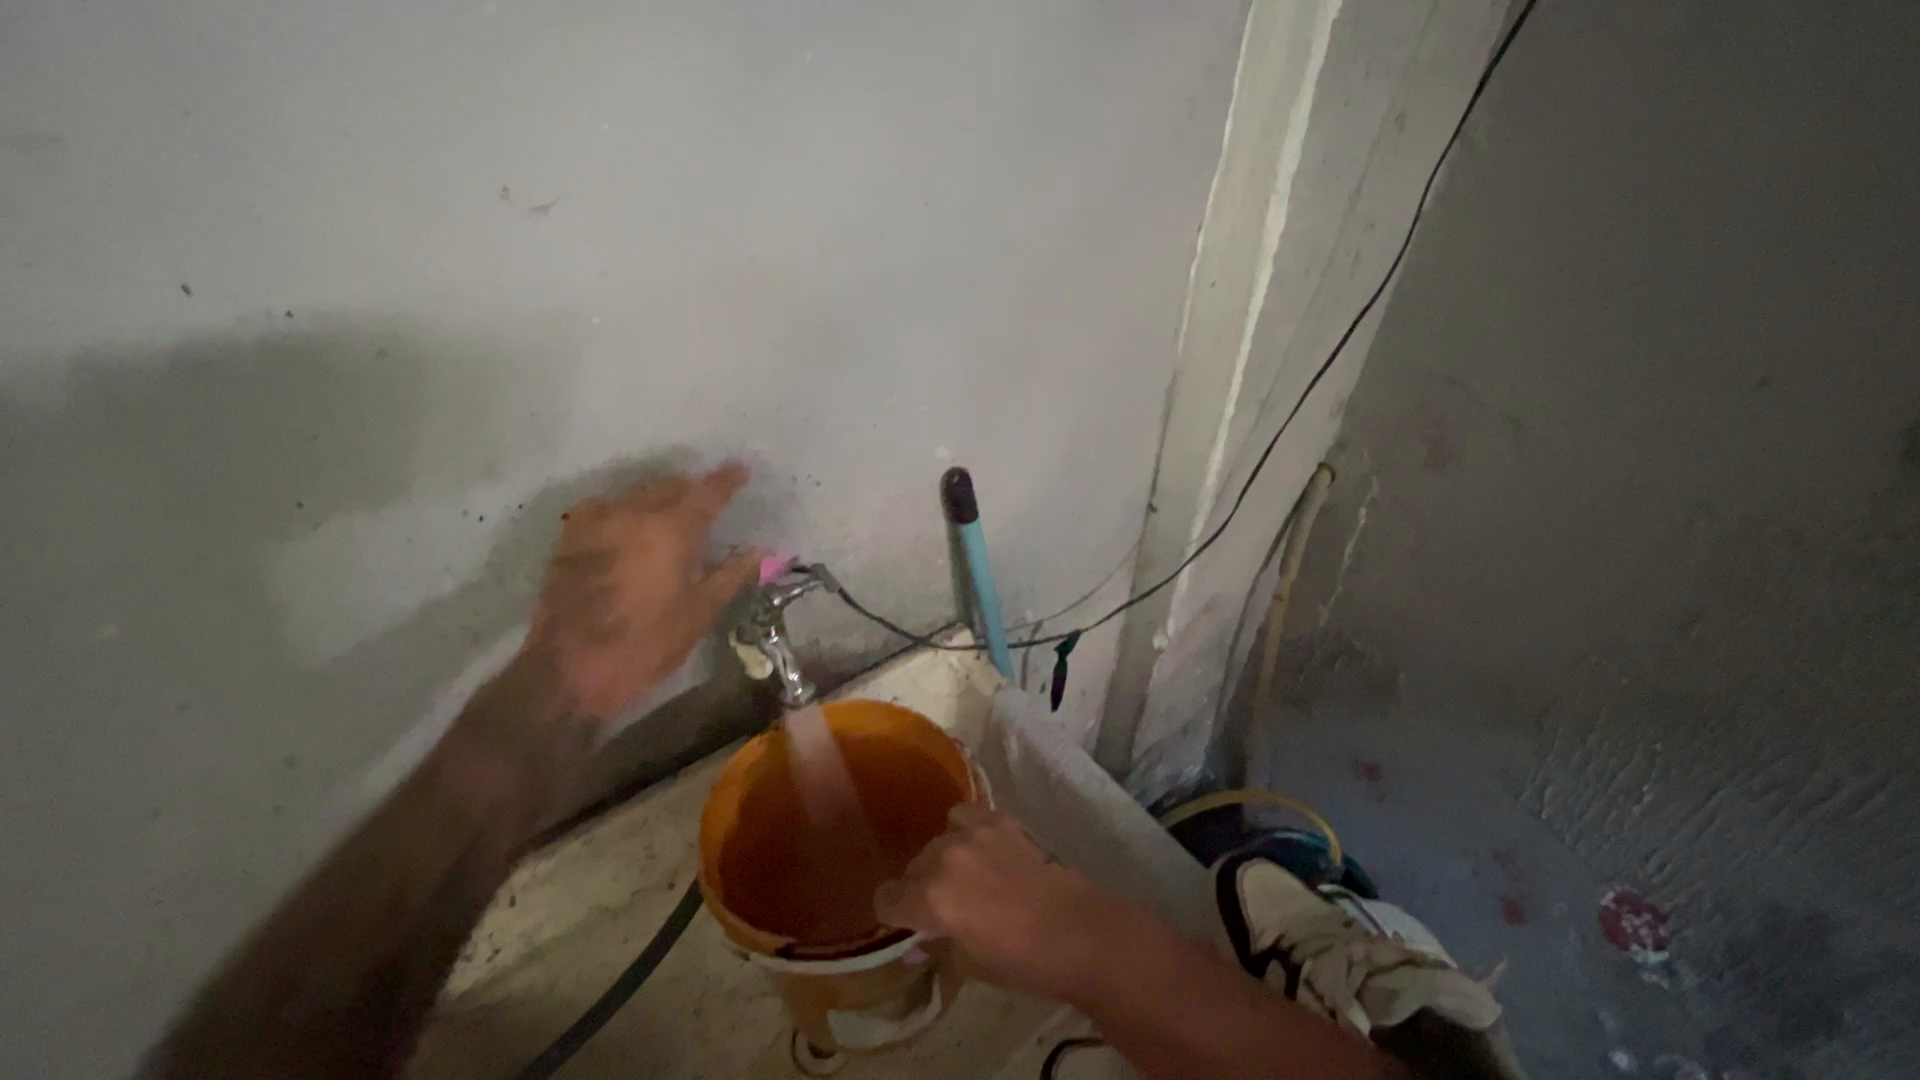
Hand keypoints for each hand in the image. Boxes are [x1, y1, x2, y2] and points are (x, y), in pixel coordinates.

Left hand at [525, 463, 761, 721]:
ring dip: (657, 497)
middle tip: (706, 501)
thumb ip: (732, 574)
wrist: (571, 668)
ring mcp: (596, 522)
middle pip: (669, 486)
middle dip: (691, 488)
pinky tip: (626, 526)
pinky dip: (622, 509)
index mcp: (672, 529)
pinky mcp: (570, 539)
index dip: (727, 479)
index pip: (707, 492)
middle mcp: (633, 513)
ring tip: (669, 512)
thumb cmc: (647, 643)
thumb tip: (762, 549)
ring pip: (635, 494)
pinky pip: (603, 508)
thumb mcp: (700, 612)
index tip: (740, 469)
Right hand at [874, 804, 1122, 1003]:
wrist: (1082, 932)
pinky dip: (965, 832)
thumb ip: (937, 944)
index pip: (887, 899)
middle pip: (911, 869)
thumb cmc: (1025, 962)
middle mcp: (944, 858)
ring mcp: (973, 834)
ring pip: (937, 842)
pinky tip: (983, 851)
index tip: (908, 925)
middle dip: (919, 890)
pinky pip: (964, 817)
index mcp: (930, 899)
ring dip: (942, 861)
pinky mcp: (1000, 820)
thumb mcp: (970, 964)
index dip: (894, 915)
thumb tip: (918, 943)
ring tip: (966, 878)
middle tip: (944, 910)